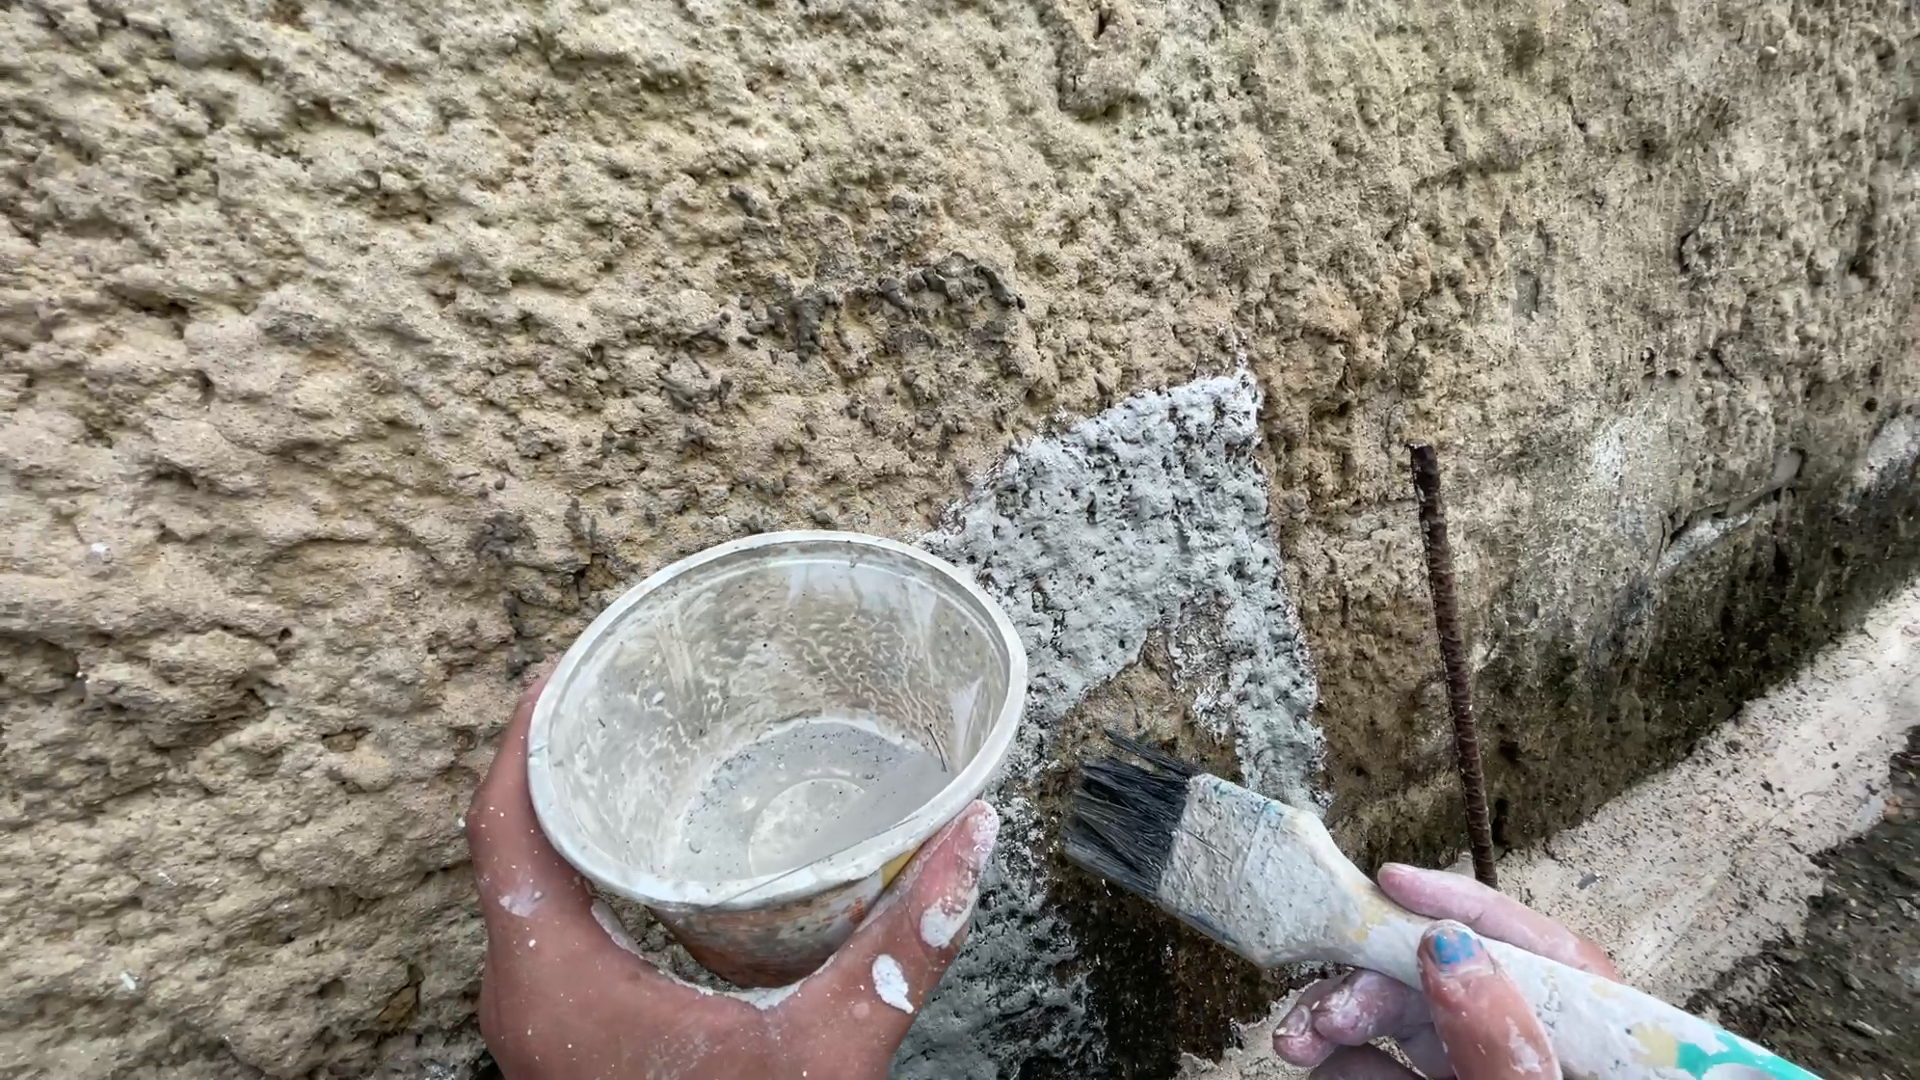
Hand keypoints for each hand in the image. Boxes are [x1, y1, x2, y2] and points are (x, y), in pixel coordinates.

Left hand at [466, 672, 999, 1079]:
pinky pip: (559, 900)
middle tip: (617, 675)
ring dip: (569, 792)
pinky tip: (651, 823)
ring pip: (531, 868)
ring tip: (632, 727)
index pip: (503, 824)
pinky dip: (587, 842)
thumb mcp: (828, 1055)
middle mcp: (532, 983)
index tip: (562, 660)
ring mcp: (549, 1001)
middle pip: (512, 831)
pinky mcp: (576, 1014)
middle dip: (554, 744)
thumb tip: (975, 837)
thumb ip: (905, 946)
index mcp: (554, 979)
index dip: (527, 732)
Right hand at [1272, 864, 1618, 1078]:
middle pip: (1446, 978)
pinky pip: (1390, 1059)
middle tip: (1325, 1011)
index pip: (1543, 953)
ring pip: (1406, 1015)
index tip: (1390, 880)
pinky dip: (1347, 1057)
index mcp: (1592, 1046)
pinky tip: (1320, 1064)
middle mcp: (1532, 1044)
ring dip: (1338, 1016)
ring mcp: (1481, 1064)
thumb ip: (1503, 1046)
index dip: (1461, 903)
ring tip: (1296, 1040)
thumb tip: (1448, 944)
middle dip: (1369, 983)